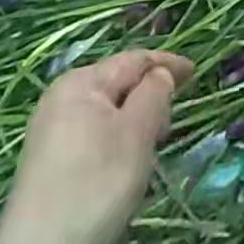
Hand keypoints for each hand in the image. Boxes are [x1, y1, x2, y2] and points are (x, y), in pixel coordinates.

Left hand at [0, 50, 195, 243]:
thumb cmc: (95, 185)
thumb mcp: (136, 134)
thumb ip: (155, 93)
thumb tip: (160, 74)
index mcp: (81, 82)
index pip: (134, 60)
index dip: (167, 64)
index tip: (195, 72)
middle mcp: (61, 97)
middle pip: (120, 84)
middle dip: (149, 98)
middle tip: (167, 128)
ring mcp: (51, 129)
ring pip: (108, 111)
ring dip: (134, 123)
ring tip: (148, 150)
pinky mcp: (48, 159)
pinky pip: (93, 133)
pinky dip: (116, 140)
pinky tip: (121, 167)